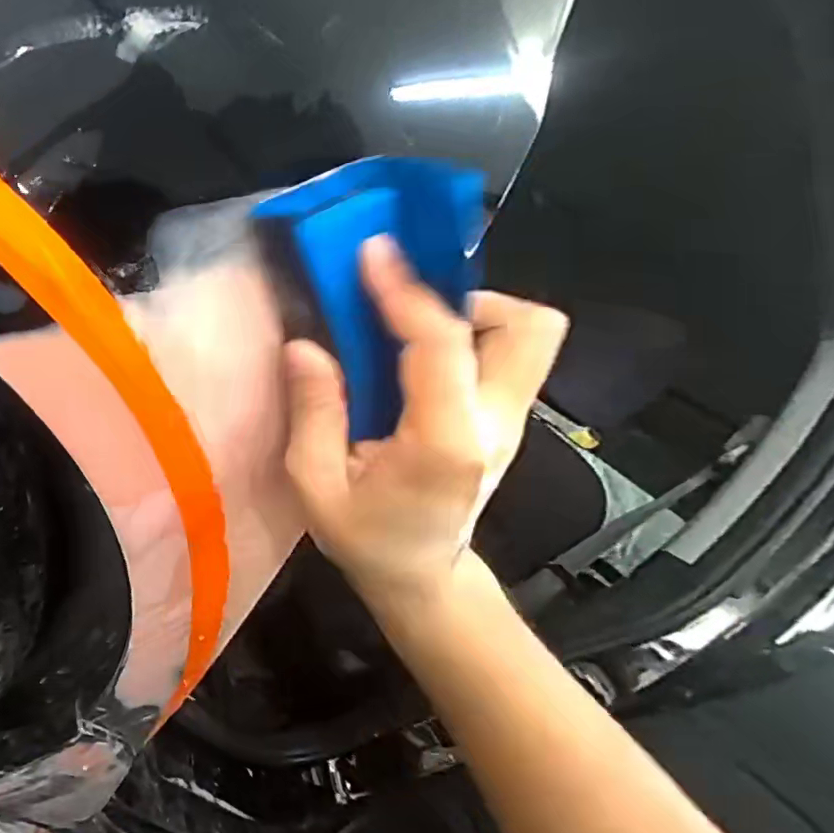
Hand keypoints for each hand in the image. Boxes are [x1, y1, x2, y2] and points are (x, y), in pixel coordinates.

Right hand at [284, 234, 566, 606]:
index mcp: (445, 442)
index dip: (406, 292)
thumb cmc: (366, 539)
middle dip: (467, 295)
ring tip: (407, 322)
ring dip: (471, 311)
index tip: (374, 253)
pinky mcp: (504, 419)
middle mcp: (494, 423)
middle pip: (529, 328)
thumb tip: (304, 346)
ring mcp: (509, 421)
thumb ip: (314, 413)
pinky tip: (415, 349)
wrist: (423, 578)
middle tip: (404, 302)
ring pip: (527, 336)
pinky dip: (467, 333)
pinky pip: (503, 354)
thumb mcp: (317, 486)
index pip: (441, 345)